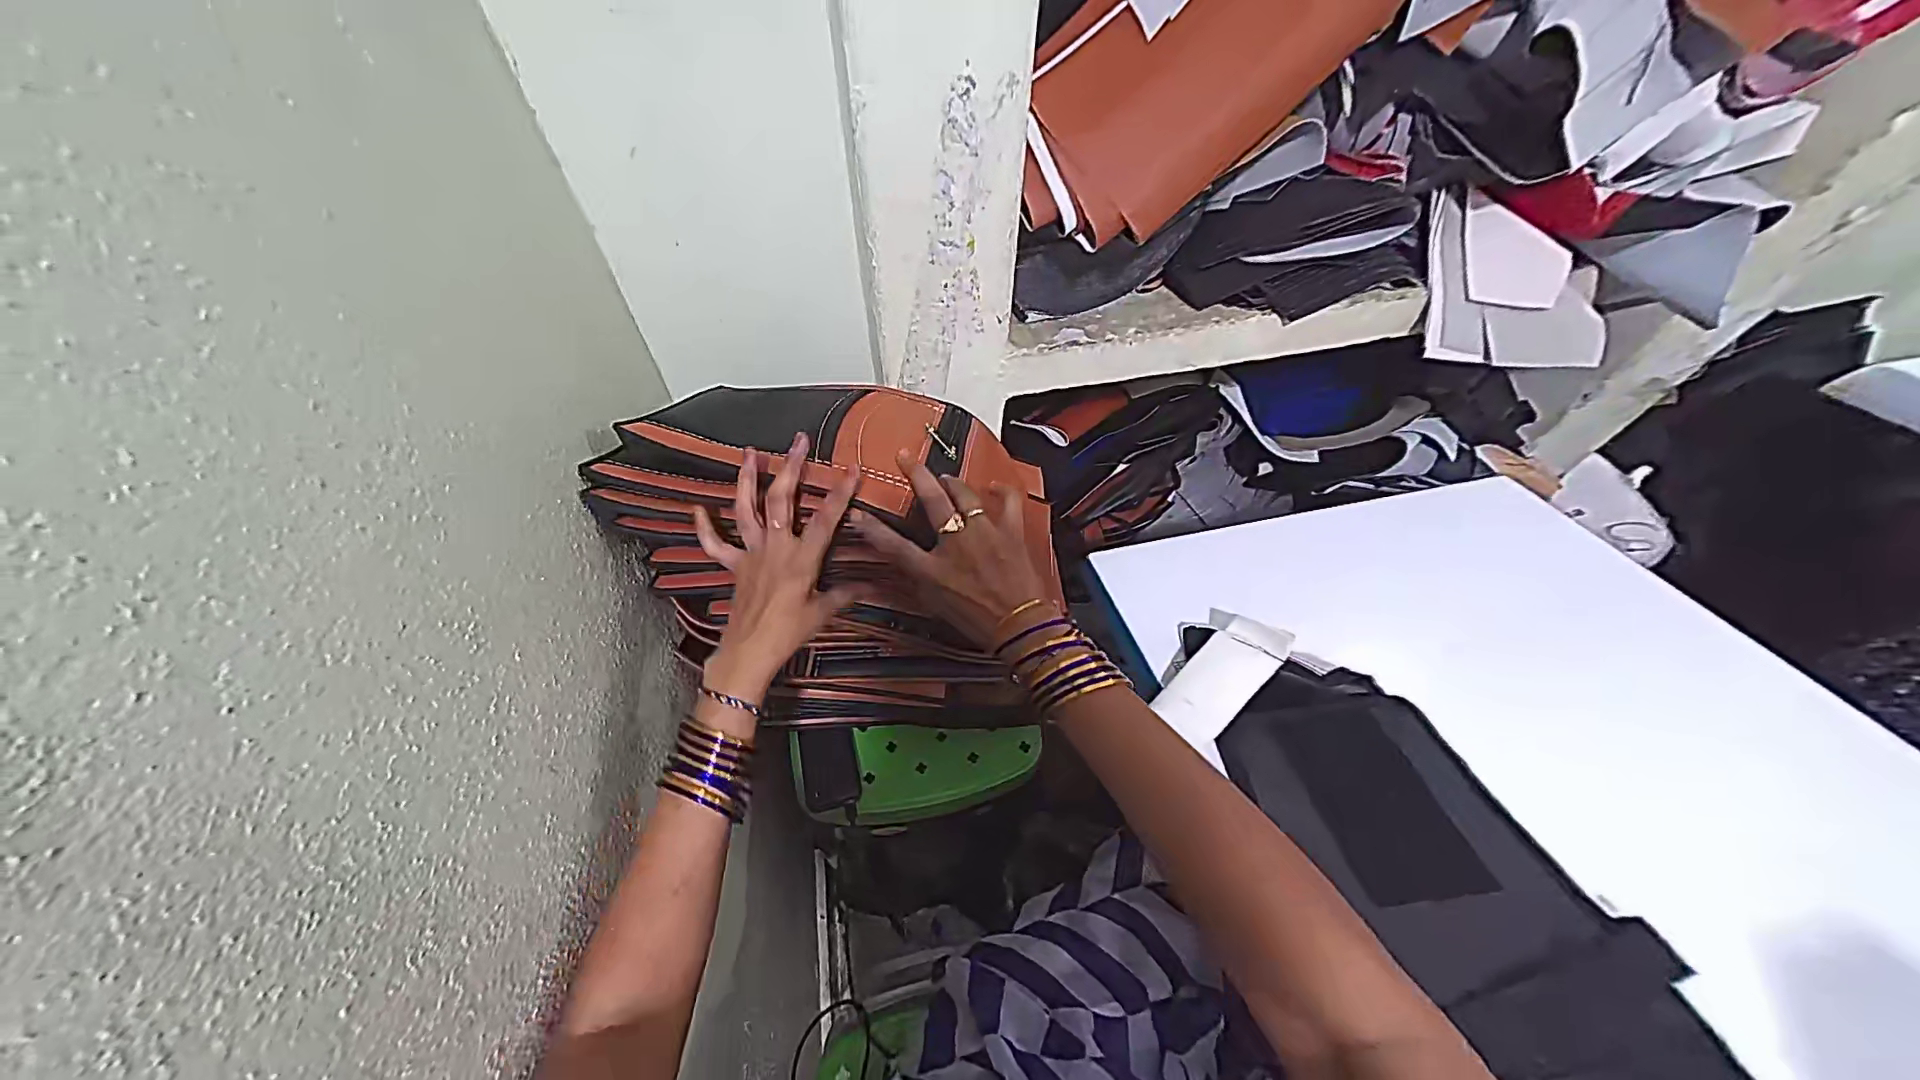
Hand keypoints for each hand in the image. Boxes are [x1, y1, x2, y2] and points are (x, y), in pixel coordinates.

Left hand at [693, 433, 869, 704]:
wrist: (748, 651)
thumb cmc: (788, 633)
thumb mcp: (823, 613)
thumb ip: (845, 594)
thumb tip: (870, 585)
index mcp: (801, 558)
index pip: (825, 519)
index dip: (839, 492)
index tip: (851, 468)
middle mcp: (775, 547)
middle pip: (781, 499)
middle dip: (791, 467)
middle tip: (798, 441)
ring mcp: (750, 554)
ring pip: (745, 509)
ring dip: (747, 479)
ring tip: (749, 452)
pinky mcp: (733, 566)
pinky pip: (715, 543)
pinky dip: (704, 526)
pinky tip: (699, 507)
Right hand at [849, 451, 1053, 650]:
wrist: (1020, 627)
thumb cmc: (979, 621)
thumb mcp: (938, 607)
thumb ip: (922, 583)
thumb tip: (912, 567)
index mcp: (933, 569)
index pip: (894, 545)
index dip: (873, 528)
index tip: (857, 513)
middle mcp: (956, 544)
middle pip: (931, 500)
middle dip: (915, 474)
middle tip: (906, 457)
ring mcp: (985, 533)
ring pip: (965, 494)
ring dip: (952, 482)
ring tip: (945, 478)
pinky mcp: (1010, 531)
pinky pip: (1007, 500)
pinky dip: (1000, 490)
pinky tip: (993, 486)